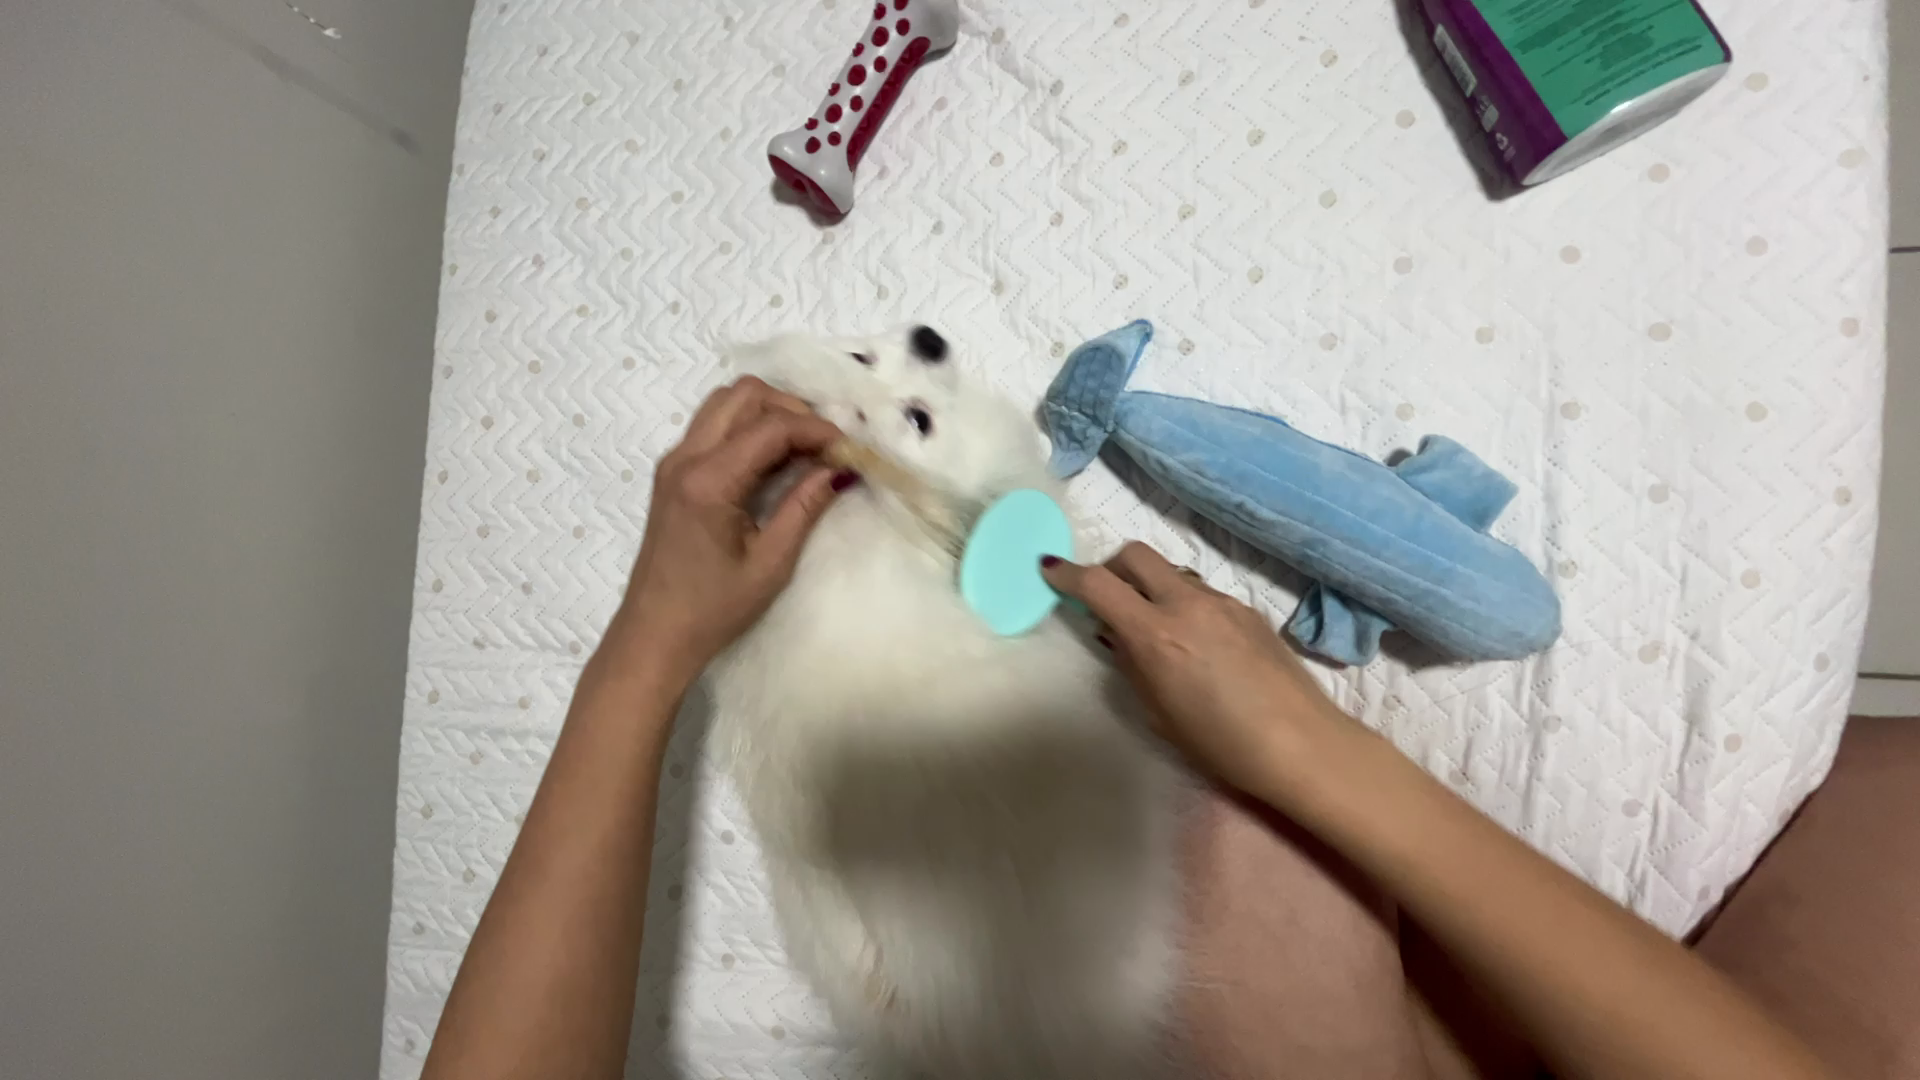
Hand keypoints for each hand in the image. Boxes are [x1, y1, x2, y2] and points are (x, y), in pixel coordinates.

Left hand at [606, 377, 853, 688]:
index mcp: (708, 481)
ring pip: (726, 402)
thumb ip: (805, 506)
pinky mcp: (674, 472)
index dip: (817, 429)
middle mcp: (685, 457)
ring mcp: (674, 461)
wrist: (655, 634)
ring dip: (769, 412)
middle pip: (744, 394)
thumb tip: (842, 469)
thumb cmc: (714, 608)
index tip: (850, 449)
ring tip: (804, 449)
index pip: (771, 426)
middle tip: (825, 445)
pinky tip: (776, 459)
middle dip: (792, 409)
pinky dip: (750, 426)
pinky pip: (715, 424)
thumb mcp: (771, 562)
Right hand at [1041, 543, 1344, 794]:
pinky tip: (1196, 643)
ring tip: (1155, 628)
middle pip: (1135, 554)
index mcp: (1157, 633)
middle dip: (1110, 566)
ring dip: (1150, 586)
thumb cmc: (1220, 743)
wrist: (1303, 745)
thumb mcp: (1158, 710)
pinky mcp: (1248, 610)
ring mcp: (1222, 602)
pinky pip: (1200, 592)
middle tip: (1106, 597)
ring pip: (1171, 572)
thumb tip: (1116, 632)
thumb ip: (1131, 661)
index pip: (1099, 584)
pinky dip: (1182, 603)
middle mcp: (1187, 604)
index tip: (1049, 570)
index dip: (1067, 574)